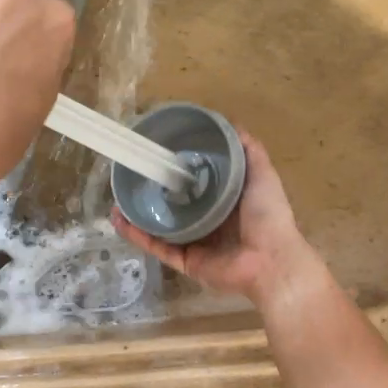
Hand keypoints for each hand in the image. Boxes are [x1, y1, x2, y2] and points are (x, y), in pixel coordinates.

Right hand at [112, 131, 320, 305]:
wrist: (270, 260)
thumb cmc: (268, 215)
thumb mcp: (261, 174)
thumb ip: (248, 151)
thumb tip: (230, 125)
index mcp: (225, 202)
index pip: (197, 184)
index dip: (180, 170)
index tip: (161, 155)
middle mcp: (208, 222)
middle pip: (175, 206)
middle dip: (154, 193)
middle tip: (134, 176)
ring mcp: (195, 243)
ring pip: (161, 227)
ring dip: (138, 215)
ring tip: (117, 199)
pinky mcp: (185, 261)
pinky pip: (158, 247)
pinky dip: (138, 236)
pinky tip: (120, 221)